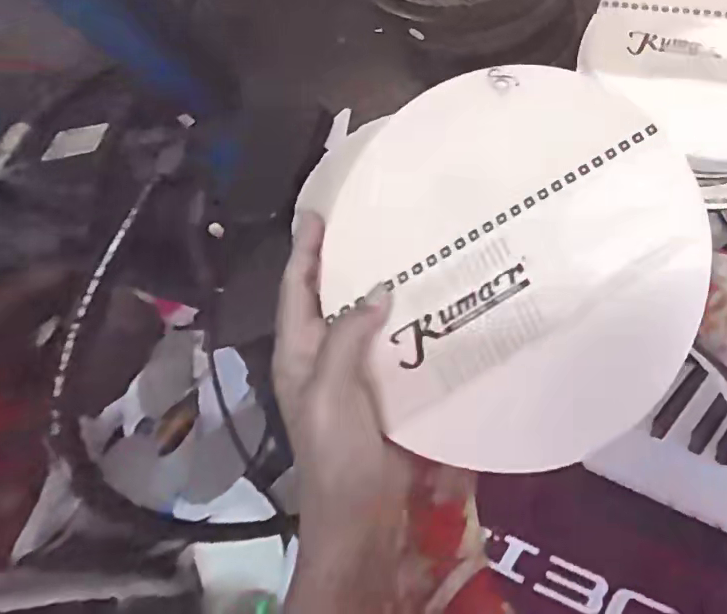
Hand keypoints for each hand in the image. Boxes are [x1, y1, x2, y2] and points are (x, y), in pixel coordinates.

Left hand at [275, 213, 414, 609]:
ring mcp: (354, 369)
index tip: (315, 213)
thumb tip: (378, 290)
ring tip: (404, 250)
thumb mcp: (328, 392)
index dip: (304, 251)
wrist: (361, 513)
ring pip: (363, 314)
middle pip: (329, 296)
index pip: (297, 289)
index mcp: (299, 352)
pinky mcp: (383, 382)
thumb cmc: (334, 452)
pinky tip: (429, 298)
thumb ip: (346, 337)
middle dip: (342, 260)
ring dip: (378, 285)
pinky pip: (392, 337)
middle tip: (368, 222)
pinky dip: (404, 314)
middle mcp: (323, 354)